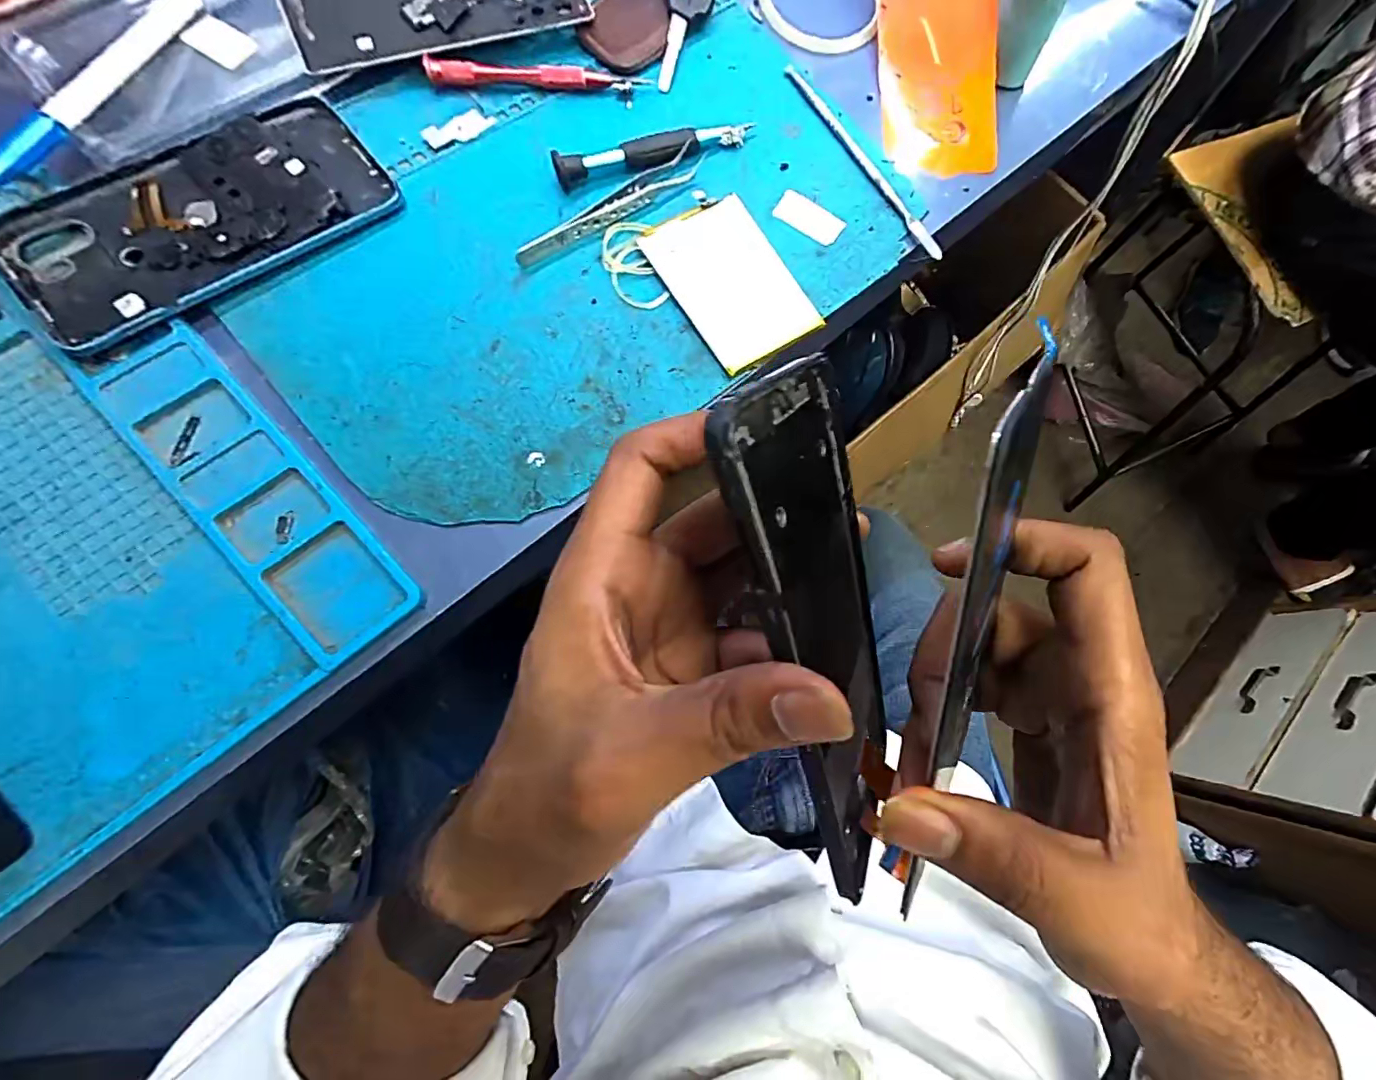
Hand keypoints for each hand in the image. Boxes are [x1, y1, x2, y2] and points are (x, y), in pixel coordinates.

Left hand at [419, 413, 853, 932]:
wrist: (525, 864)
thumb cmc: (547, 796)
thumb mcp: (634, 755)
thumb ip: (730, 721)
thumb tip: (831, 700)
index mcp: (601, 578)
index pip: (638, 470)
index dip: (690, 436)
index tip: (763, 432)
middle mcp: (638, 588)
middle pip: (708, 519)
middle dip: (769, 509)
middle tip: (843, 511)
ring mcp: (670, 628)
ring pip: (736, 574)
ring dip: (786, 571)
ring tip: (850, 566)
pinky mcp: (694, 669)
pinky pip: (749, 630)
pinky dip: (784, 632)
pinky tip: (825, 641)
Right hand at [880, 520, 1197, 999]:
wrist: (1153, 952)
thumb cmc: (1137, 922)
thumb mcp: (1070, 897)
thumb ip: (985, 851)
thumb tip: (895, 808)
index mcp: (1112, 694)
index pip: (1087, 571)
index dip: (1027, 541)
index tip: (952, 561)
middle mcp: (1085, 679)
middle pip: (1003, 613)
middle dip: (946, 656)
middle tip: (917, 726)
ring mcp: (1058, 696)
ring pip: (980, 648)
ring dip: (935, 691)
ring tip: (915, 760)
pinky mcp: (1035, 719)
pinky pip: (976, 685)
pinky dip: (940, 712)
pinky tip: (923, 761)